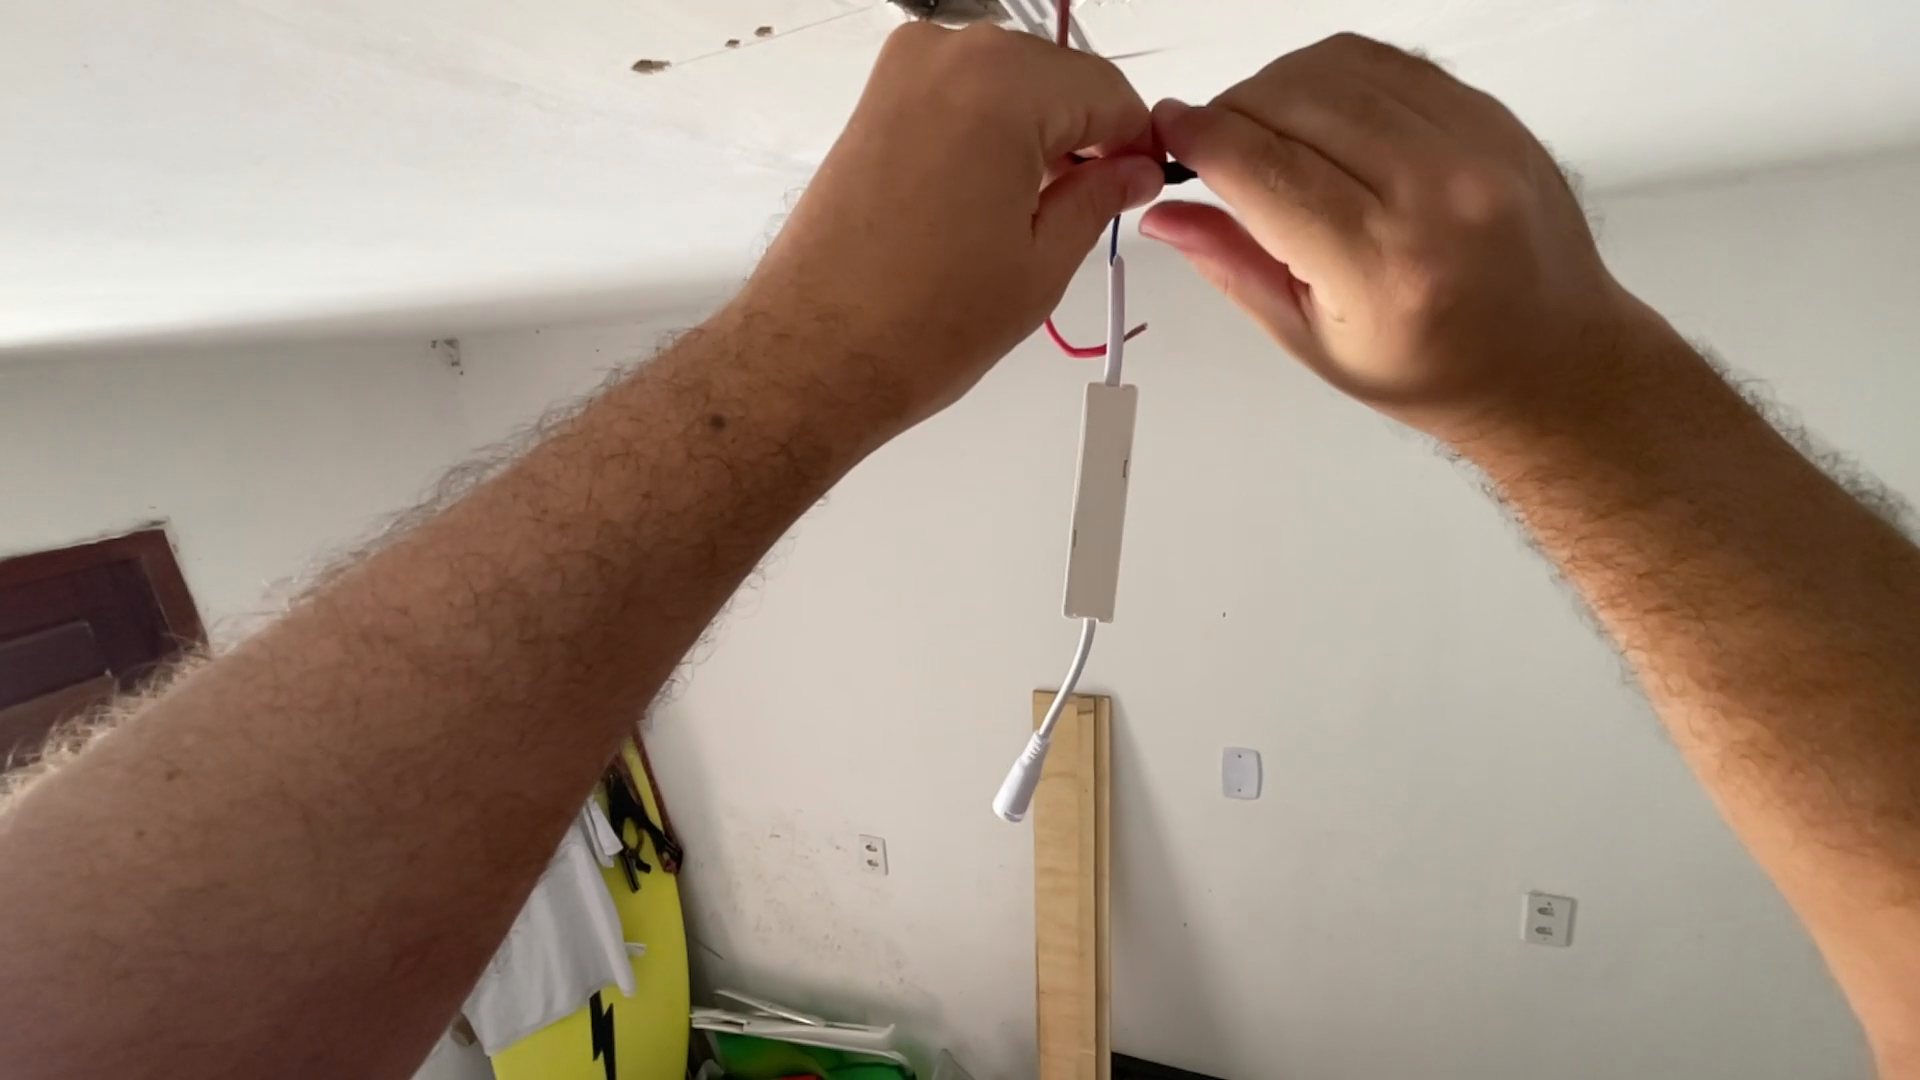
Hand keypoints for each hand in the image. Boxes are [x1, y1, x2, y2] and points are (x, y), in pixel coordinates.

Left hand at [734, 22, 1162, 435]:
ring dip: (1029, 146)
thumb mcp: (1040, 265)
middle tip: (1089, 209)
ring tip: (1029, 223)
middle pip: (1050, 83)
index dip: (1133, 141)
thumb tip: (1130, 172)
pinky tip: (985, 208)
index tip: (1138, 180)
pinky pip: (953, 108)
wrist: (818, 356)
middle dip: (1080, 140)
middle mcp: (943, 57)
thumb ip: (1097, 199)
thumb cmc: (916, 325)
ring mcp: (896, 80)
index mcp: (1002, 84)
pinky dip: (982, 146)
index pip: (1104, 90)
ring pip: (1000, 93)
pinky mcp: (869, 112)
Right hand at [1142, 33, 1643, 439]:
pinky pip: (1388, 62)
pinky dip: (1328, 74)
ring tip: (1252, 129)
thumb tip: (1161, 216)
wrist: (1542, 356)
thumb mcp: (1305, 338)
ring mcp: (1472, 141)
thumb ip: (1231, 265)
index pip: (1264, 171)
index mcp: (1378, 267)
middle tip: (1201, 141)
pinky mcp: (1490, 112)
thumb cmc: (1420, 369)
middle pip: (1295, 103)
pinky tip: (1308, 112)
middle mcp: (1432, 191)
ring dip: (1273, 86)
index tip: (1164, 129)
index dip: (1201, 139)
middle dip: (1228, 110)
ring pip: (1339, 67)